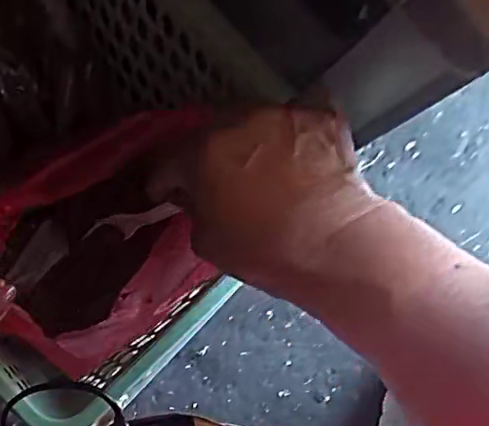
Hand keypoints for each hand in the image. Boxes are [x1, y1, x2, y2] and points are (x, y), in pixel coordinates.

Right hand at [150, 106, 386, 298]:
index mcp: (203, 152)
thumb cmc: (260, 248)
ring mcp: (283, 113)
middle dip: (202, 156)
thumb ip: (192, 208)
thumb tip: (193, 196)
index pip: (167, 161)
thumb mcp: (206, 240)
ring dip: (243, 144)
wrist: (328, 241)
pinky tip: (286, 159)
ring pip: (250, 123)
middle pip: (209, 133)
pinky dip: (283, 137)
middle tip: (205, 181)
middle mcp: (240, 121)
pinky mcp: (320, 115)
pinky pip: (290, 121)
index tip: (160, 193)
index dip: (160, 181)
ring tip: (249, 171)